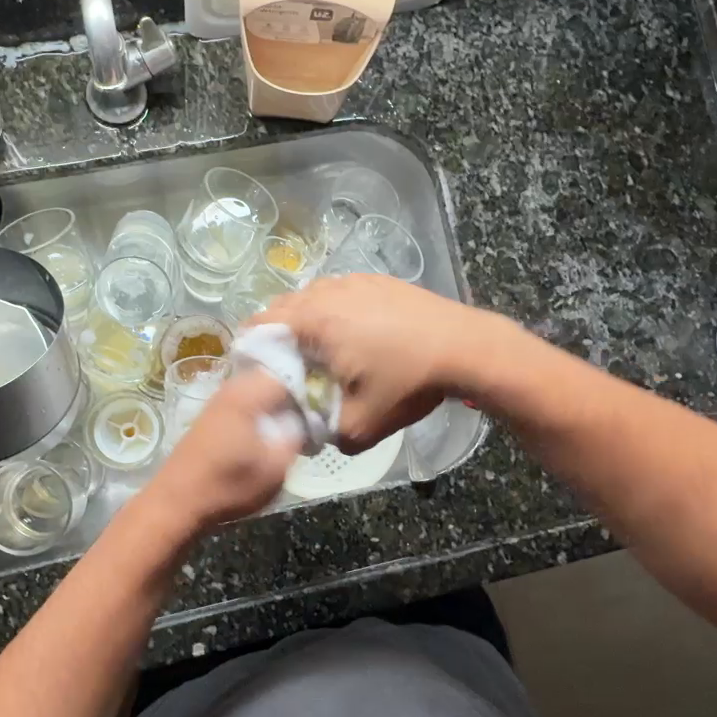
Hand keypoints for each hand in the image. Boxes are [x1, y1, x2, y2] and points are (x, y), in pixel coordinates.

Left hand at [140, 370, 303, 532]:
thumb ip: (298, 435)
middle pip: (274, 374)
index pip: (292, 369)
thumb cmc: (228, 486)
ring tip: (297, 420)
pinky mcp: (212, 415)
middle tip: (315, 410)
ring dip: (278, 400)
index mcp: (249, 393)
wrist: (176, 503)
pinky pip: (246, 400)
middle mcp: (232, 387)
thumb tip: (310, 417)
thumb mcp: (276, 466)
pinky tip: (271, 428)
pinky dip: (262, 408)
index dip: (313, 382)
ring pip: (259, 387)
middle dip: (296, 389)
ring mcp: (219, 399)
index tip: (327, 399)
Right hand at [251, 274, 508, 454]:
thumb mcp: (361, 427)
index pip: (258, 324)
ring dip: (305, 321)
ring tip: (318, 351)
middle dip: (276, 335)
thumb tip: (314, 435)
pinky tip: (353, 335)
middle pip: (282, 307)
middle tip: (285, 366)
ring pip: (312, 296)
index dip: (249, 349)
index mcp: (314, 321)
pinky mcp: (379, 281)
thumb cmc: (408, 383)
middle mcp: (328, 292)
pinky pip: (341, 292)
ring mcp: (355, 281)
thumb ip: (326, 435)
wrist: (466, 348)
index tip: (255, 373)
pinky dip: (335, 310)